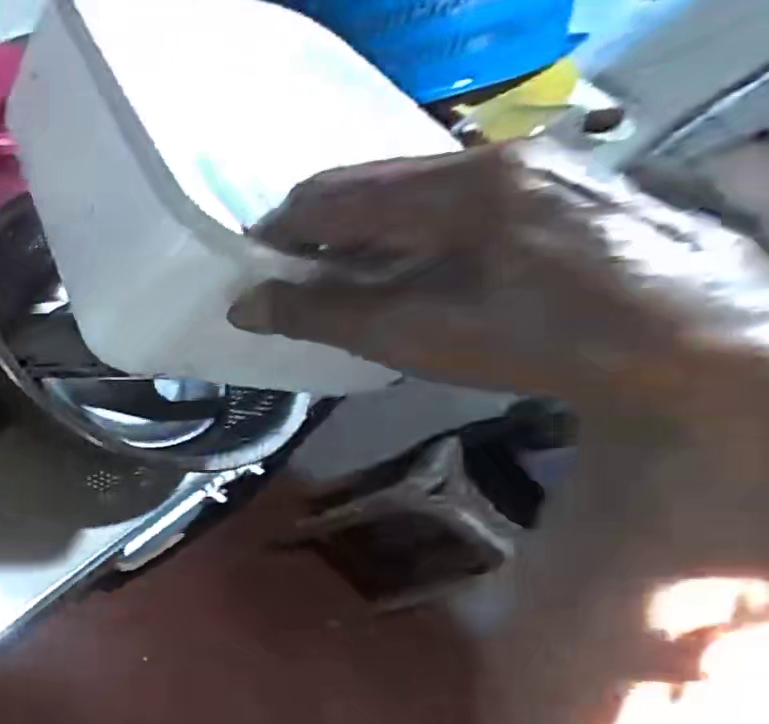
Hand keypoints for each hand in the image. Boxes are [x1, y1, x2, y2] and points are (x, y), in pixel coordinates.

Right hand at [228, 141, 768, 415]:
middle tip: (297, 283)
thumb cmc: (538, 339)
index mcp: (456, 185)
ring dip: (370, 232)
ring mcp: (545, 165)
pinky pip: (464, 196)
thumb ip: (317, 312)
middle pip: (373, 182)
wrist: (706, 342)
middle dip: (320, 231)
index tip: (254, 274)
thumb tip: (242, 305)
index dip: (277, 233)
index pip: (329, 193)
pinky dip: (420, 230)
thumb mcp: (409, 333)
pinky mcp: (575, 185)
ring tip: (355, 283)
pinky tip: (423, 272)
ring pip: (418, 188)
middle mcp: (500, 156)